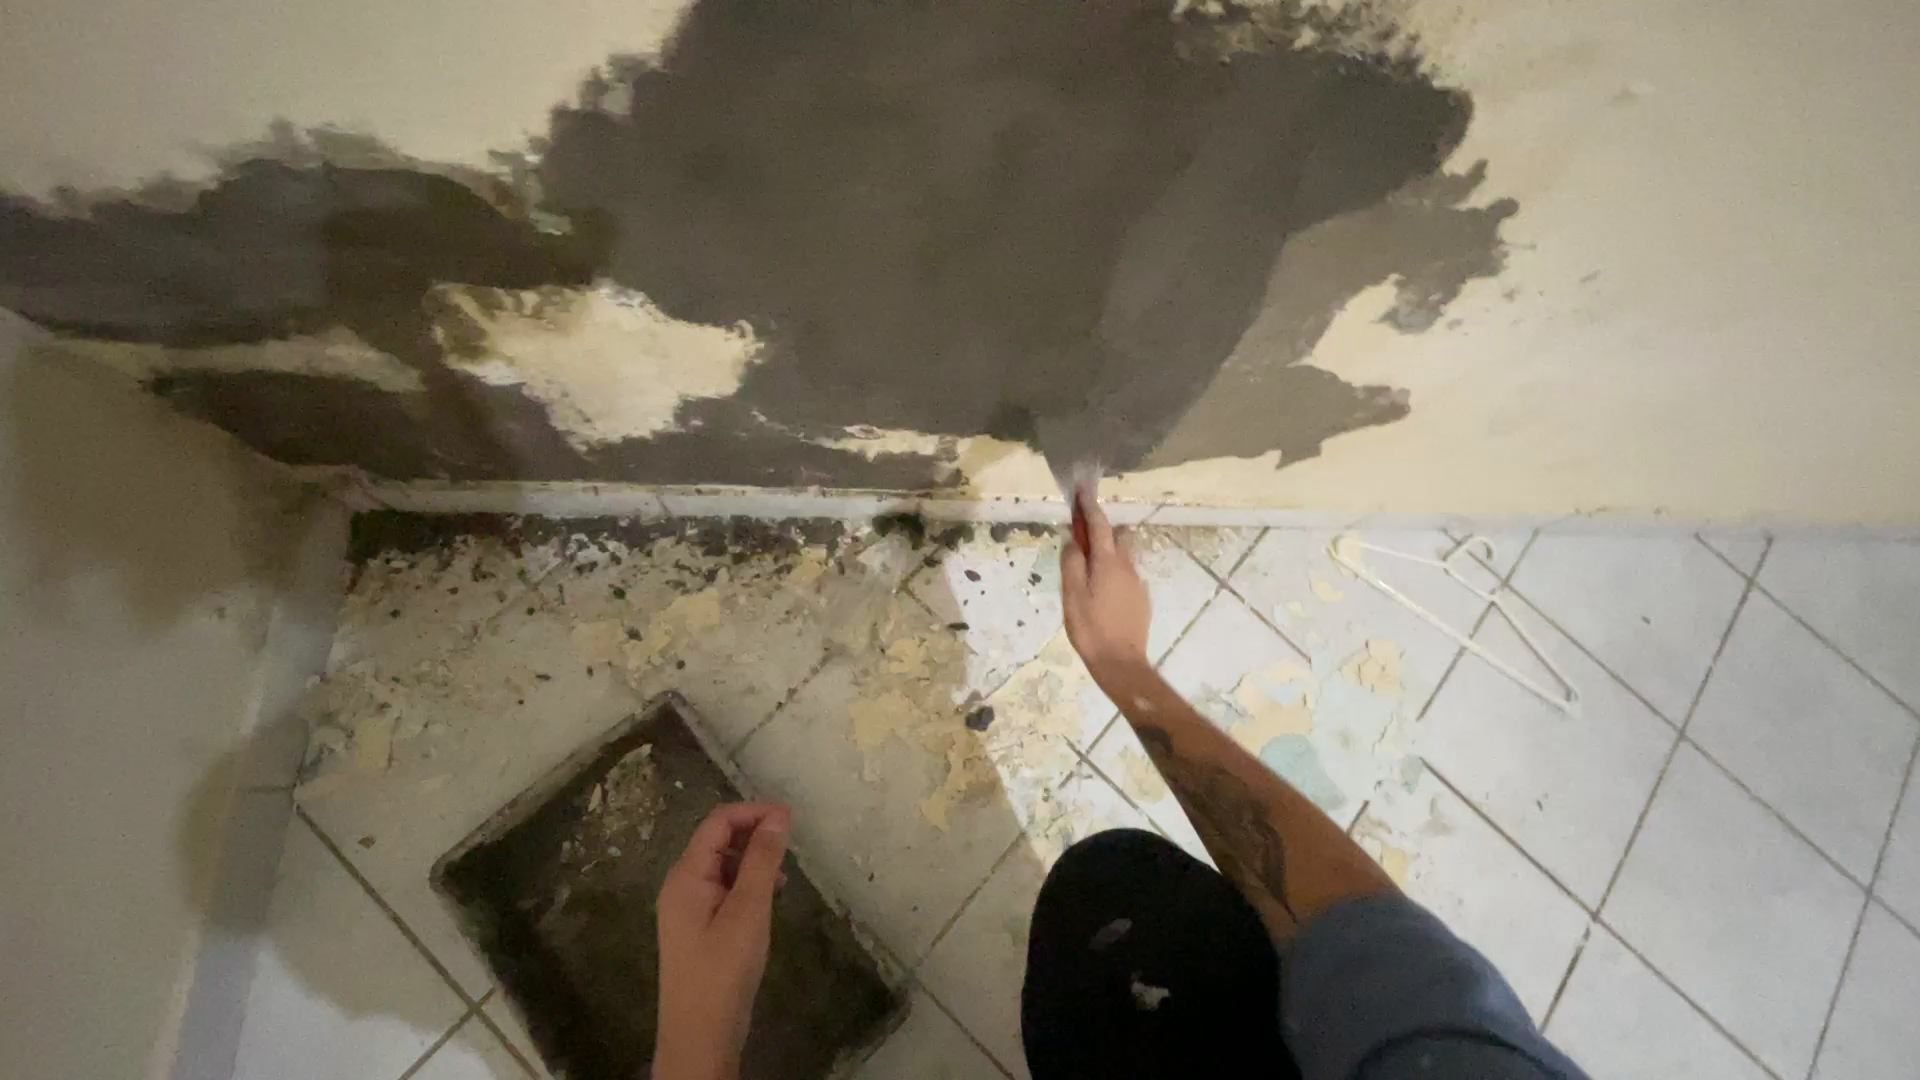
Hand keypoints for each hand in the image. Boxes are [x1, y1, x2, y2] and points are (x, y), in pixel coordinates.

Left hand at [655, 802, 790, 1079]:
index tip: (791, 817)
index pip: (718, 822)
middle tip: (791, 840)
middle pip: (718, 839)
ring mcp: (688, 907)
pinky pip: (724, 887)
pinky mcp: (699, 927)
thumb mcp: (749, 909)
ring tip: (784, 872)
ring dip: (753, 858)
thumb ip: (762, 859)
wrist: (700, 1038)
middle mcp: (681, 884)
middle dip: (754, 832)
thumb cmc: (723, 969)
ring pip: (723, 863)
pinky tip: (770, 896)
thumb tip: (778, 816)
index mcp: (686, 875)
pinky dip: (747, 881)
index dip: (754, 812)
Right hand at [1060, 494, 1151, 683]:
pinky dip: (1112, 574)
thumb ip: (1071, 563)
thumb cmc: (1090, 628)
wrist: (1121, 662)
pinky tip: (1100, 595)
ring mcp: (1137, 582)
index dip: (1089, 506)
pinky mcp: (1141, 598)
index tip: (1083, 489)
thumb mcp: (1071, 595)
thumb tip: (1073, 541)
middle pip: (1117, 537)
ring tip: (1087, 574)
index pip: (1099, 525)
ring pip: (1122, 557)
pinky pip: (1125, 575)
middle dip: (1101, 531)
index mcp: (1108, 562)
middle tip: (1079, 541)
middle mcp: (1127, 566)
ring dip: (1106, 554)